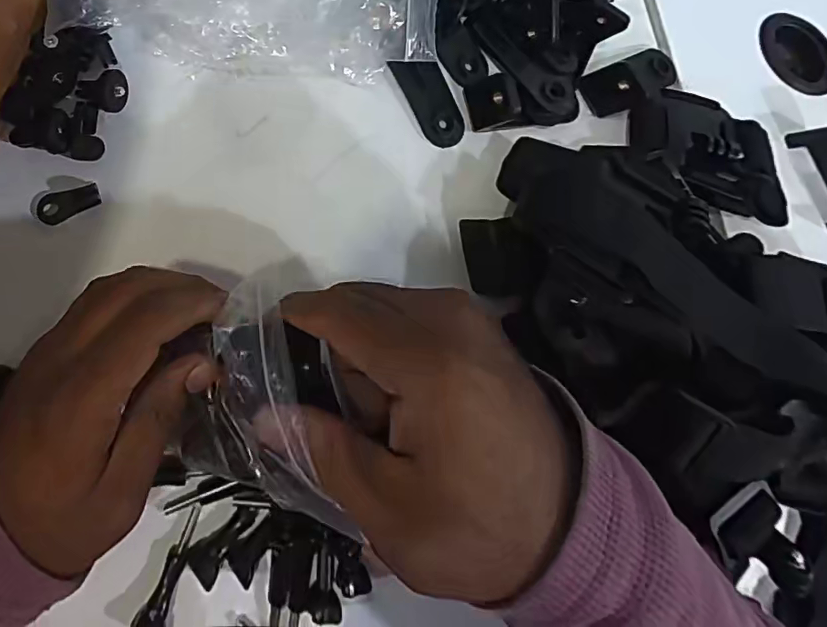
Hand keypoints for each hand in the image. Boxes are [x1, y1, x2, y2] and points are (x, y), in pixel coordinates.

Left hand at [0, 266, 224, 578]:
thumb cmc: (59, 521)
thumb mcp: (119, 496)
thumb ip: (158, 421)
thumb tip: (200, 360)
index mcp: (81, 396)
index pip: (143, 322)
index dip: (191, 304)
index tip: (228, 312)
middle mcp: (61, 357)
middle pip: (128, 290)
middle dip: (182, 287)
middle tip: (219, 307)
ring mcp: (49, 347)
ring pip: (111, 286)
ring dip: (160, 284)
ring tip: (196, 307)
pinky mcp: (46, 347)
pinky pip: (97, 298)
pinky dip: (137, 292)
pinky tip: (160, 314)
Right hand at [280, 283, 576, 606]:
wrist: (568, 524)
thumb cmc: (476, 526)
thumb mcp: (389, 509)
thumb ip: (322, 450)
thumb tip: (264, 413)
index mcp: (429, 360)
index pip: (341, 314)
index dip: (294, 319)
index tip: (258, 342)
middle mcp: (451, 317)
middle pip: (359, 301)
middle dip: (328, 342)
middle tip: (325, 408)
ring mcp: (469, 315)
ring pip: (383, 304)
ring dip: (360, 344)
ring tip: (371, 415)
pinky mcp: (479, 324)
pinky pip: (411, 312)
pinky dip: (388, 342)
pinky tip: (400, 398)